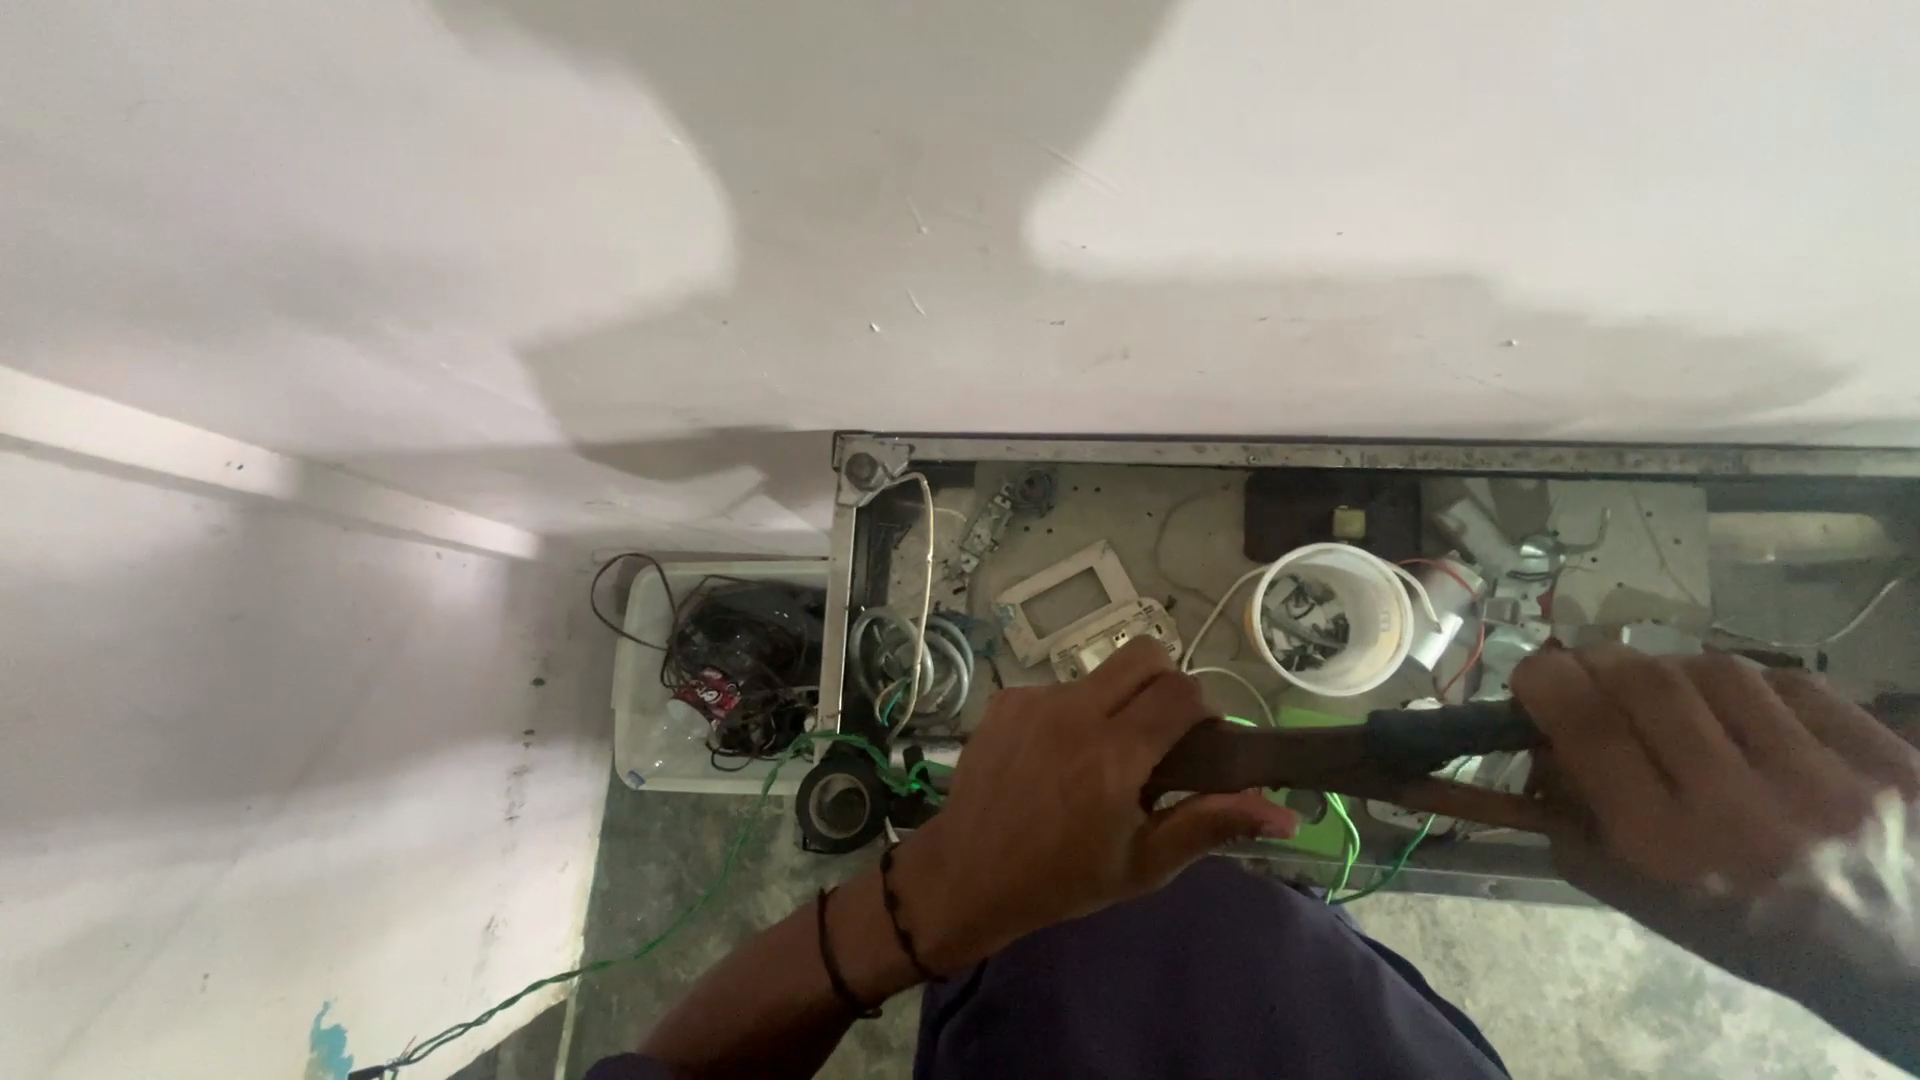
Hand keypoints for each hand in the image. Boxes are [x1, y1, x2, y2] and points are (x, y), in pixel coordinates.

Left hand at [892, 638, 1297, 971]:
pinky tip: (1054, 757)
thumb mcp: (1144, 862)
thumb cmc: (1063, 878)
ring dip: (1114, 701)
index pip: (1182, 691)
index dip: (1201, 710)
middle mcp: (1075, 712)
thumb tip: (1284, 811)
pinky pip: (1058, 688)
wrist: (968, 873)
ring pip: (1099, 673)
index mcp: (1114, 755)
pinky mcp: (1006, 699)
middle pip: (1144, 654)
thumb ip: (1211, 824)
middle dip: (1165, 682)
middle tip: (1158, 731)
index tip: (1194, 743)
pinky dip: (1071, 712)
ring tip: (1096, 755)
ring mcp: (1034, 699)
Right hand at [1512, 645, 1919, 1007]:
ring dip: (1672, 669)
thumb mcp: (1632, 890)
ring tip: (1669, 691)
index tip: (1533, 673)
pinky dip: (1749, 686)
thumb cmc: (1744, 929)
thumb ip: (1566, 815)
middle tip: (1589, 668)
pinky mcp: (1892, 765)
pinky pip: (1794, 686)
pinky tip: (1744, 710)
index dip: (1546, 679)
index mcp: (1665, 847)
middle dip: (1600, 661)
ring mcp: (1828, 783)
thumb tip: (1537, 739)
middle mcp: (1741, 811)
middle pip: (1647, 683)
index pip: (1588, 727)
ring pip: (1717, 672)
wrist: (1904, 968)